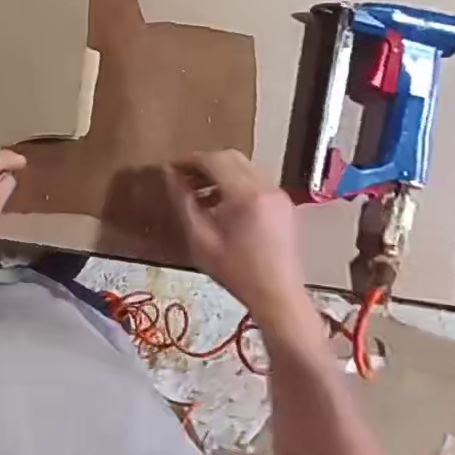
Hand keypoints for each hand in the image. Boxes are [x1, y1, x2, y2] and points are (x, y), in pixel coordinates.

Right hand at [166, 150, 312, 333]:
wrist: (278, 296)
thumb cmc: (237, 273)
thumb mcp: (200, 239)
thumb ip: (183, 203)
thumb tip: (170, 178)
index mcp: (245, 194)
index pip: (213, 159)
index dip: (189, 160)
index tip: (172, 168)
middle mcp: (265, 188)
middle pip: (231, 157)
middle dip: (204, 164)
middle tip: (184, 177)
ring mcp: (278, 195)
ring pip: (245, 168)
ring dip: (220, 173)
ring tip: (199, 194)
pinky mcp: (284, 205)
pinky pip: (256, 182)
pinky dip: (236, 184)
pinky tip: (221, 205)